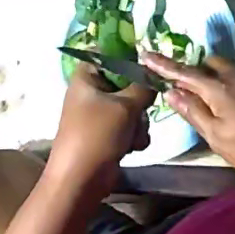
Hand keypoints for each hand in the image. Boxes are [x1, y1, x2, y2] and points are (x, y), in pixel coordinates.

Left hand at [45, 64, 153, 192]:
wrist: (81, 180)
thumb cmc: (97, 134)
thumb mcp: (125, 105)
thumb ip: (144, 86)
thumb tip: (154, 76)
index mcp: (87, 75)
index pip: (110, 53)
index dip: (130, 58)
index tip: (149, 67)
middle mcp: (91, 91)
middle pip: (126, 82)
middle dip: (138, 100)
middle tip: (141, 110)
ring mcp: (99, 113)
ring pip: (131, 106)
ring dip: (137, 122)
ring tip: (133, 135)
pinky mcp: (106, 133)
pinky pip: (128, 126)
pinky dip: (133, 135)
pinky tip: (132, 147)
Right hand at [140, 54, 234, 180]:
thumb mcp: (220, 139)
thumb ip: (195, 113)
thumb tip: (172, 93)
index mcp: (217, 90)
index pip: (182, 73)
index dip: (163, 65)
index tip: (145, 54)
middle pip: (210, 64)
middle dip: (197, 72)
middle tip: (192, 90)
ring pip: (232, 71)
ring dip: (221, 80)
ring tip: (226, 105)